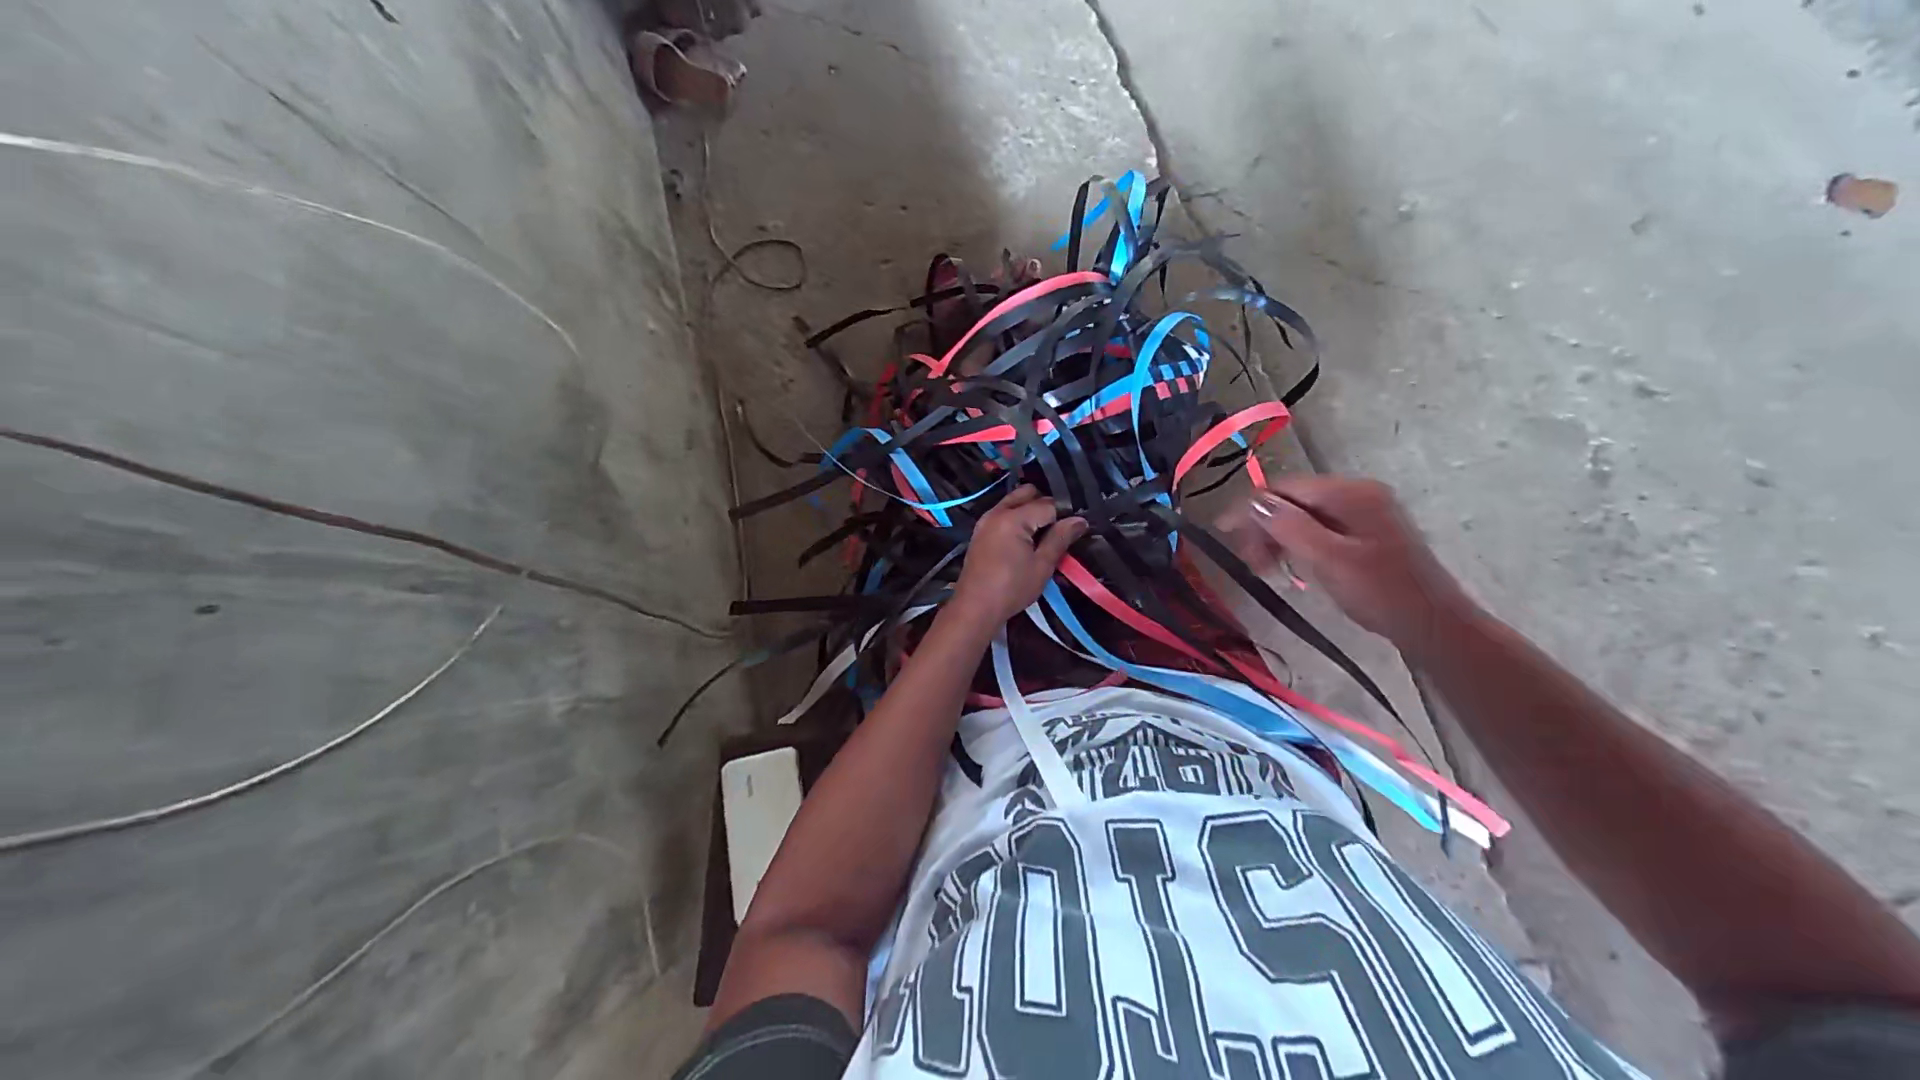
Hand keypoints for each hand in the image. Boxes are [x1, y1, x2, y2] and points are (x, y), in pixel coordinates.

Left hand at [950, 485, 1087, 627]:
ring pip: (1014, 501)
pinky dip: (1017, 517)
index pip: (1048, 504)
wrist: (975, 607)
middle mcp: (997, 512)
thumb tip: (1080, 520)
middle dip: (1047, 505)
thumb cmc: (1011, 589)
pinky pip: (1003, 512)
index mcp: (1013, 518)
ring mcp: (986, 520)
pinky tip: (1027, 537)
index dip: (1065, 515)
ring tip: (1045, 533)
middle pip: (1028, 493)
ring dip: (1031, 509)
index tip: (1076, 529)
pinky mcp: (981, 531)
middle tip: (1060, 528)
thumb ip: (1060, 539)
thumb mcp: (1041, 565)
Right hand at [1216, 476, 1476, 657]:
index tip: (1222, 531)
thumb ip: (1289, 527)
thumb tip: (1253, 503)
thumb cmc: (1380, 592)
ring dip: (1278, 538)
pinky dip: (1297, 544)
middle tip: (1252, 562)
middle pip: (1292, 500)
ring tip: (1269, 569)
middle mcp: (1357, 493)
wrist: (1432, 625)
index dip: (1250, 508)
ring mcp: (1363, 512)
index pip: (1285, 488)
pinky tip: (1292, 567)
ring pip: (1302, 515)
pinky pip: (1318, 528)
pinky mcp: (1365, 533)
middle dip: (1264, 526)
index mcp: (1350, 493)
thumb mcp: (1328, 559)